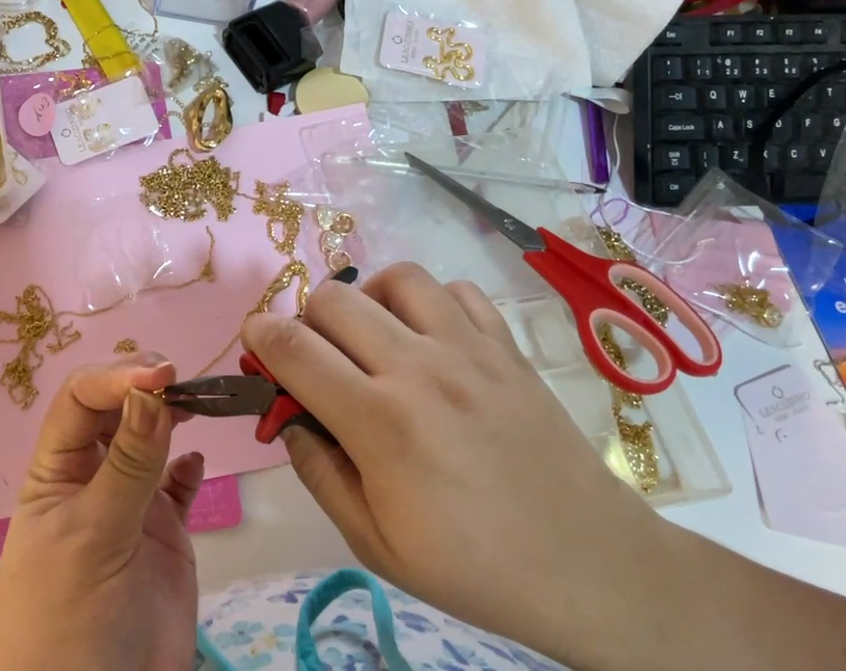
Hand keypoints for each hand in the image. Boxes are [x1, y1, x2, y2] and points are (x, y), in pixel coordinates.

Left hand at [0, 353, 203, 670]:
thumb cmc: (71, 620)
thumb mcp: (93, 539)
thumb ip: (128, 467)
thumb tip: (151, 392)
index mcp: (55, 472)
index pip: (79, 402)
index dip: (115, 378)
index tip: (160, 372)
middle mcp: (90, 478)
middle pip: (115, 411)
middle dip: (143, 385)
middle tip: (183, 380)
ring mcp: (128, 505)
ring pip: (149, 441)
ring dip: (170, 416)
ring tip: (198, 403)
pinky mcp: (163, 535)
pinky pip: (176, 486)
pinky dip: (187, 467)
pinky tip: (196, 461)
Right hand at [241, 264, 678, 666]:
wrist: (591, 567)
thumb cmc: (473, 567)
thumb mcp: (374, 542)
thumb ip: (318, 472)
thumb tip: (289, 417)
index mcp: (378, 422)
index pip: (293, 348)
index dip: (259, 334)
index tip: (254, 342)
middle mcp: (419, 369)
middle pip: (333, 299)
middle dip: (306, 321)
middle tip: (317, 361)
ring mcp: (469, 351)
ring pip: (395, 278)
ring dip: (368, 300)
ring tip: (373, 339)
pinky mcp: (508, 347)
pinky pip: (456, 290)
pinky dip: (430, 304)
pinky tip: (431, 340)